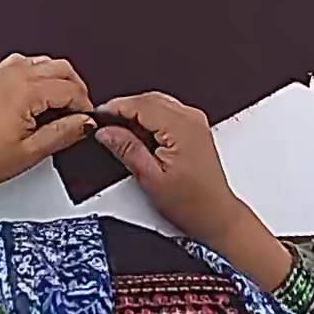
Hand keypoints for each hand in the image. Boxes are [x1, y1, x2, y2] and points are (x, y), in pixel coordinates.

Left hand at [0, 54, 93, 195]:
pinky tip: (40, 92)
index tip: (87, 121)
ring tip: (63, 105)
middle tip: (80, 114)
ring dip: (60, 79)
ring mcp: (4, 73)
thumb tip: (86, 123)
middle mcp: (15, 75)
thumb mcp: (30, 152)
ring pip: (47, 62)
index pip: (71, 89)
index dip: (85, 106)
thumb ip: (64, 133)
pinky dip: (41, 72)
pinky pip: (27, 63)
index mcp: (26, 90)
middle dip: (77, 89)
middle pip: (63, 69)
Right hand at [95, 92, 293, 290]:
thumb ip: (127, 149)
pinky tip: (139, 133)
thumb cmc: (191, 203)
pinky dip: (150, 117)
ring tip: (118, 131)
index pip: (141, 104)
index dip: (116, 107)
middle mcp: (191, 118)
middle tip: (104, 124)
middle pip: (149, 99)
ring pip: (158, 102)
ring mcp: (195, 121)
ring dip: (137, 112)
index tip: (98, 115)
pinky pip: (167, 111)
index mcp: (181, 126)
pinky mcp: (195, 127)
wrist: (216, 215)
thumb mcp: (150, 178)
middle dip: (125, 108)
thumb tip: (106, 131)